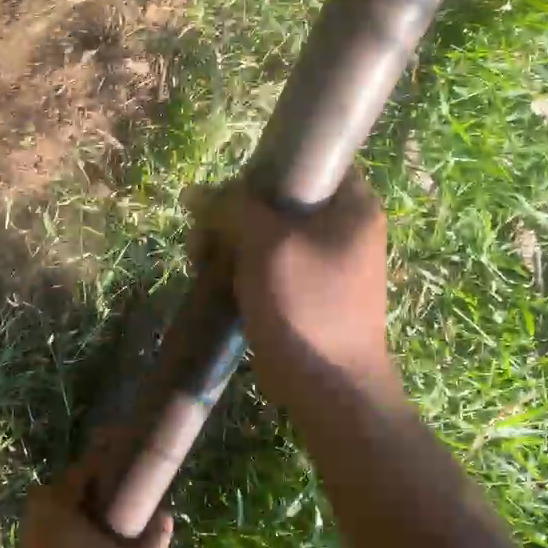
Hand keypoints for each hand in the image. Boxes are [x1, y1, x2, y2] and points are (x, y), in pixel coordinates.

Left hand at [0, 459, 173, 547]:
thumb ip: (154, 539)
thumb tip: (165, 516)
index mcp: (57, 497)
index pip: (92, 463)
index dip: (119, 461)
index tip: (141, 466)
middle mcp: (38, 505)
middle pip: (79, 486)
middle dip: (107, 492)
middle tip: (136, 503)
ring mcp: (28, 530)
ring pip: (68, 510)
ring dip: (92, 516)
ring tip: (122, 528)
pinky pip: (57, 530)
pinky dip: (77, 533)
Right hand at [192, 170, 393, 391]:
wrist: (329, 386)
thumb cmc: (306, 303)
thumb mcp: (266, 242)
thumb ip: (230, 207)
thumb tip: (193, 193)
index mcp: (354, 206)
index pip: (310, 161)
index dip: (267, 166)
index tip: (233, 187)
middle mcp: (343, 227)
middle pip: (277, 197)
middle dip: (233, 212)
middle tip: (206, 235)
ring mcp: (323, 260)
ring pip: (263, 230)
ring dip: (228, 240)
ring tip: (201, 260)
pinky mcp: (303, 289)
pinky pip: (264, 261)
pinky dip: (238, 264)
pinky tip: (212, 274)